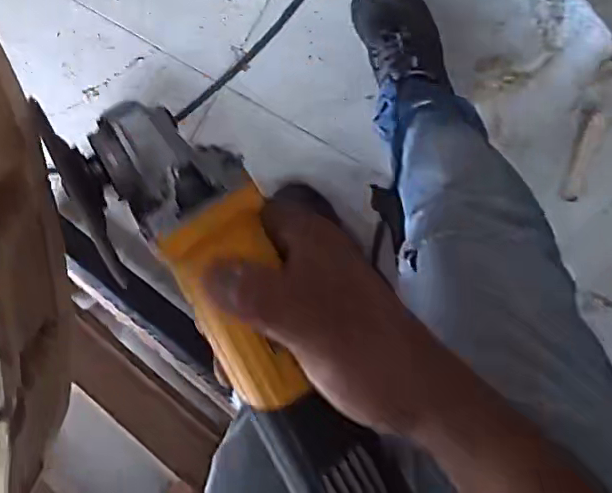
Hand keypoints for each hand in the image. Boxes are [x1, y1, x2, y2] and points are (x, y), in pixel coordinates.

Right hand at [203, 198, 450, 437]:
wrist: (419, 397)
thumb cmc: (360, 345)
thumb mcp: (301, 318)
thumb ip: (253, 292)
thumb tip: (205, 270)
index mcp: (306, 235)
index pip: (250, 215)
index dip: (219, 233)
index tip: (193, 265)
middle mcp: (308, 252)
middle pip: (250, 254)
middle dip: (224, 288)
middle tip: (209, 324)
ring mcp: (314, 284)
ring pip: (261, 288)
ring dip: (239, 318)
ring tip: (226, 356)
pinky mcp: (319, 316)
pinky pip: (276, 315)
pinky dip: (259, 335)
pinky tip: (249, 368)